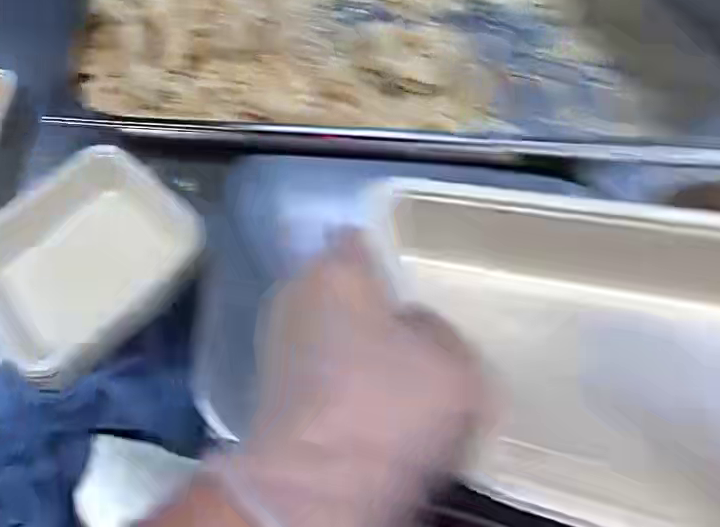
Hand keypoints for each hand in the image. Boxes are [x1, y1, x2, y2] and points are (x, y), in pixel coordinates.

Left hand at [216, 233, 492, 526]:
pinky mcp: (268, 373)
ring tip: (386, 371)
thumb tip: (414, 323)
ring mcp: (276, 328)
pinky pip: (311, 356)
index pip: (360, 237)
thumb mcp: (451, 365)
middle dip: (369, 298)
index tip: (413, 274)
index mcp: (337, 266)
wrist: (313, 482)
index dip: (389, 251)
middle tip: (408, 329)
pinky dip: (331, 370)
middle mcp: (298, 283)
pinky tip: (358, 399)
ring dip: (348, 336)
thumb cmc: (385, 407)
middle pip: (340, 279)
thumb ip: (437, 327)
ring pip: (324, 318)